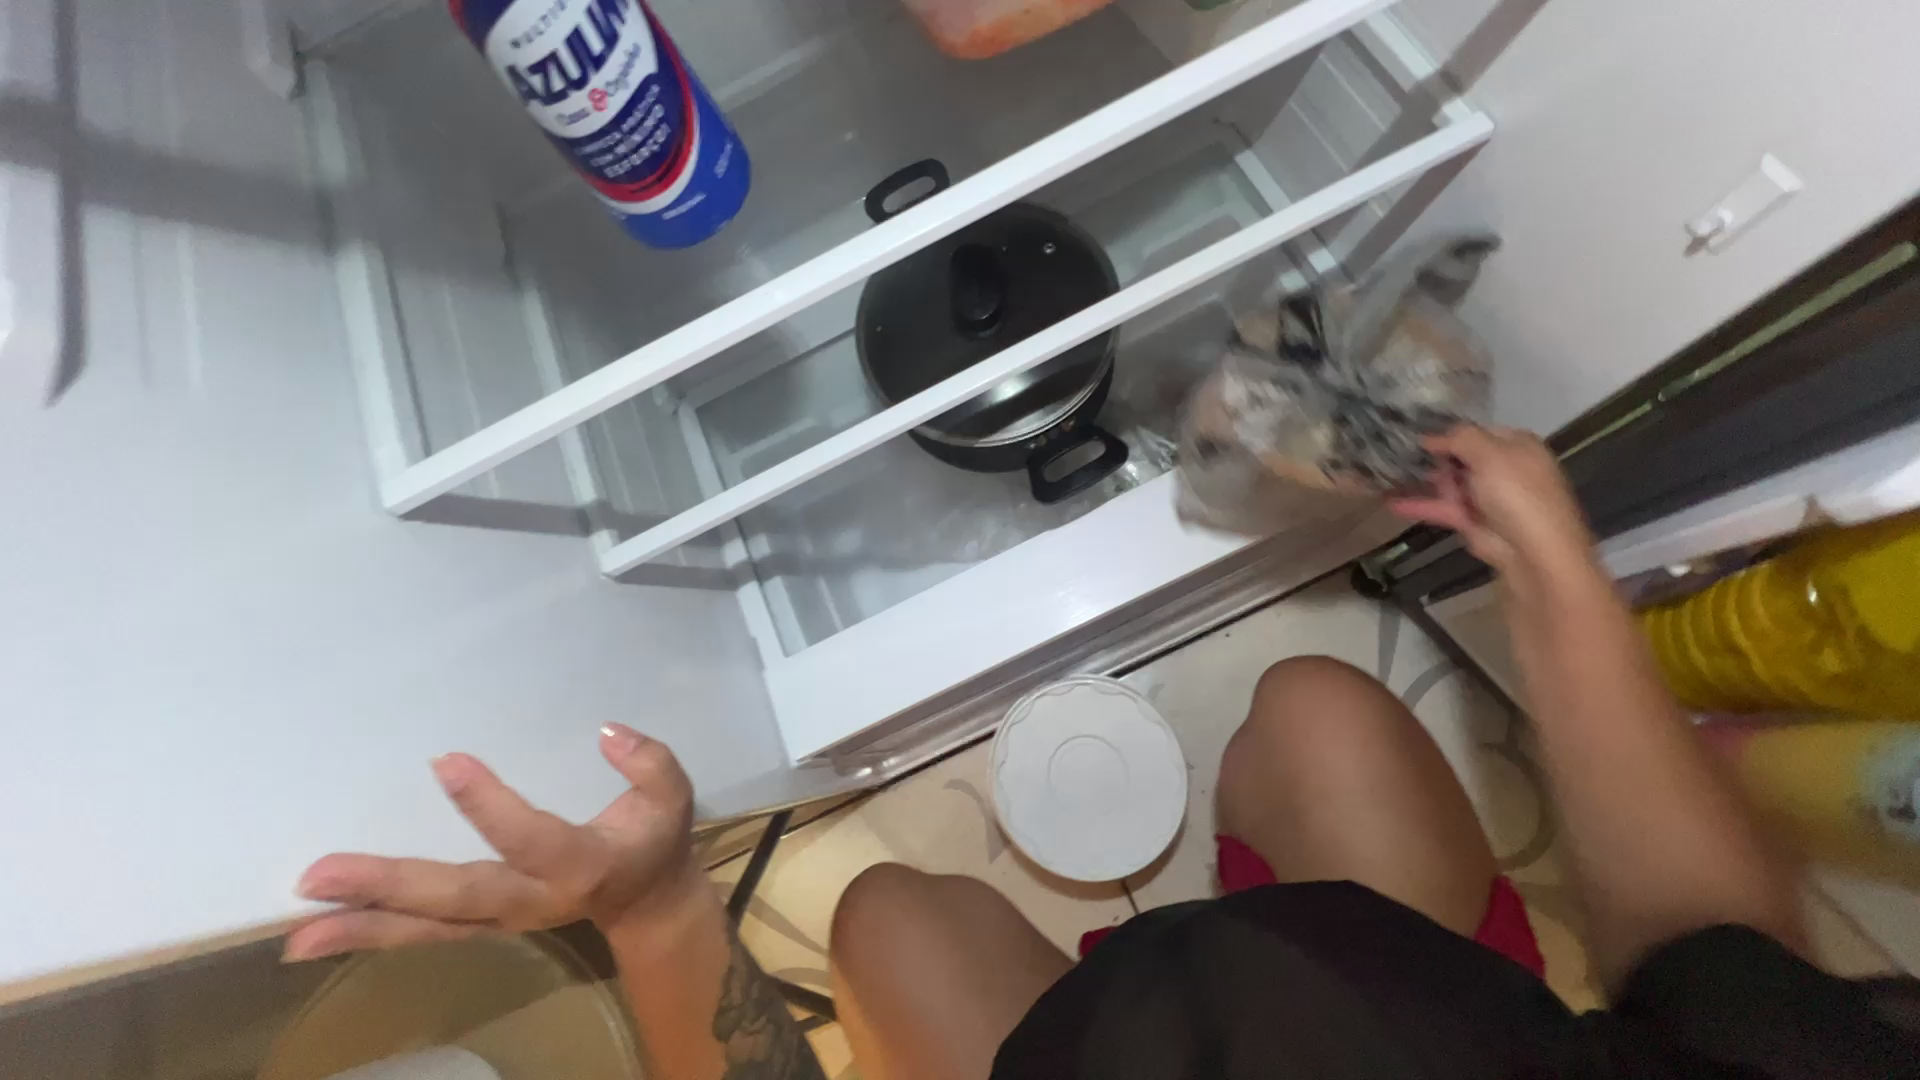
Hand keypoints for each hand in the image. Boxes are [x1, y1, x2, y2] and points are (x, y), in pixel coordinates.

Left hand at [284, 724, 699, 961]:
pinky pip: (430, 932)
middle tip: (322, 874)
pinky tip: (317, 937)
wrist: (650, 903)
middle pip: (459, 898)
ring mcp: (507, 919)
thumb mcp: (674, 796)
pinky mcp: (488, 922)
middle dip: (392, 886)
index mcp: (583, 864)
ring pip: (433, 927)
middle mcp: (536, 900)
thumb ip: (650, 763)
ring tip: (297, 931)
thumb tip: (606, 732)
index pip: (530, 838)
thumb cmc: (658, 838)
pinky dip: (375, 935)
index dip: (489, 804)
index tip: (445, 761)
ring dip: (366, 927)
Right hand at [1388, 426, 1594, 577]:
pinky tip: (1389, 502)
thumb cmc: (1516, 491)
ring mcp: (1484, 495)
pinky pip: (1439, 507)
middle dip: (1430, 456)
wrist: (1531, 548)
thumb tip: (1429, 436)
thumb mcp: (1490, 454)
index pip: (1476, 432)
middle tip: (1395, 452)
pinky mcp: (1469, 519)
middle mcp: (1500, 468)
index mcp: (1514, 446)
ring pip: (1447, 482)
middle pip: (1459, 457)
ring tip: (1384, 473)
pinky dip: (1416, 505)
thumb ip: (1459, 438)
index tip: (1413, 432)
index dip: (1447, 432)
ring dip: (1419, 479)